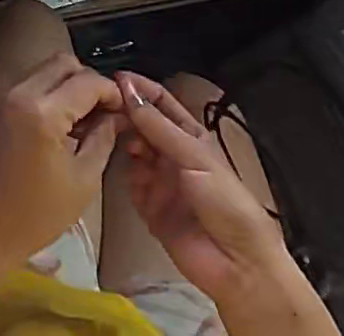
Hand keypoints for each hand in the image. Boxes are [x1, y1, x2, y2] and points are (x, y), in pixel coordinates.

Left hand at [0, 53, 123, 261]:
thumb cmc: (40, 211)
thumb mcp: (84, 178)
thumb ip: (104, 137)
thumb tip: (119, 115)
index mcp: (43, 113)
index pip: (87, 82)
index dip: (111, 92)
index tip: (126, 109)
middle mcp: (23, 94)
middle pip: (65, 63)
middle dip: (91, 81)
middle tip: (107, 110)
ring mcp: (9, 96)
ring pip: (49, 68)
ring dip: (73, 84)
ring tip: (91, 117)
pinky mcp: (4, 104)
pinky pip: (37, 82)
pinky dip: (56, 91)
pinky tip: (69, 121)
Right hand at [116, 72, 306, 325]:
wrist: (237, 264)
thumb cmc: (225, 201)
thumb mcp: (193, 155)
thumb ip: (158, 125)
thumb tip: (129, 90)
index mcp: (189, 135)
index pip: (160, 102)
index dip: (139, 89)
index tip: (115, 79)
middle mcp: (171, 152)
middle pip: (142, 124)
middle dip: (126, 115)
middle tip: (107, 109)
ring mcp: (159, 178)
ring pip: (132, 150)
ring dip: (125, 143)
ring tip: (117, 140)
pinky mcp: (148, 205)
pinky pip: (129, 182)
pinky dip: (126, 174)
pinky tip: (129, 173)